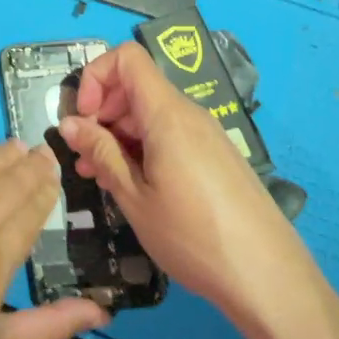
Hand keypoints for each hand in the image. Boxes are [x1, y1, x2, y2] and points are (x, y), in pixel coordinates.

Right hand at [55, 41, 297, 310]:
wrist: (270, 279)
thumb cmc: (194, 236)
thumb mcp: (134, 196)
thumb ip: (101, 152)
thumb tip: (69, 123)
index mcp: (168, 114)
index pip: (127, 58)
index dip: (96, 77)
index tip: (83, 118)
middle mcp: (189, 115)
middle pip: (135, 88)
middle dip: (101, 114)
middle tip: (84, 157)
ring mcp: (206, 136)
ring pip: (150, 117)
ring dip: (119, 137)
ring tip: (101, 178)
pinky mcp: (216, 159)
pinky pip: (170, 137)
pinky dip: (143, 151)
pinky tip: (133, 188)